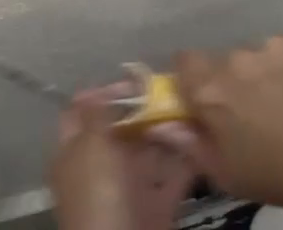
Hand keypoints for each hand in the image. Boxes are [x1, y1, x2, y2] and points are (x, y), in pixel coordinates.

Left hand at [50, 87, 198, 229]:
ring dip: (172, 130)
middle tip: (176, 88)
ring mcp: (129, 188)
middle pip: (123, 129)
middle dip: (148, 108)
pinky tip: (207, 138)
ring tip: (196, 107)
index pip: (82, 113)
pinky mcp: (156, 205)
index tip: (135, 77)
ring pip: (152, 150)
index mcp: (75, 153)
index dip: (104, 92)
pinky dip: (191, 157)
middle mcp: (101, 168)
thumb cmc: (99, 196)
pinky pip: (175, 174)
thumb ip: (99, 113)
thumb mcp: (91, 146)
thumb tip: (103, 88)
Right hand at [165, 35, 282, 208]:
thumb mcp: (225, 173)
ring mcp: (276, 45)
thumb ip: (189, 144)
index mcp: (212, 90)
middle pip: (228, 61)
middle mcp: (239, 58)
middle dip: (236, 81)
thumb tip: (163, 124)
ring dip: (268, 71)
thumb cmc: (277, 174)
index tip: (204, 95)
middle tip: (256, 109)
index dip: (192, 77)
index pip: (185, 62)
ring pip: (262, 54)